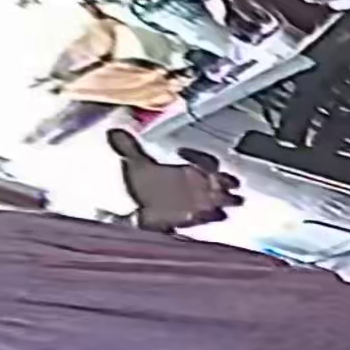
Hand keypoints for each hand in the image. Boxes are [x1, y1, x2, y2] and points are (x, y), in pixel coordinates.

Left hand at [110, 130, 243, 230]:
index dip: (198, 156)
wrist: (142, 211)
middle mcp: (210, 186)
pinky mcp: (206, 218)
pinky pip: (217, 215)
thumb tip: (115, 131)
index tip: (179, 152)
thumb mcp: (138, 166)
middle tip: (213, 178)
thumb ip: (130, 149)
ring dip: (226, 198)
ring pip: (234, 200)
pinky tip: (197, 212)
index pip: (209, 161)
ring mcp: (211, 203)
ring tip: (212, 199)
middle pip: (232, 181)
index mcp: (197, 171)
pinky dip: (210, 214)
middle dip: (226, 180)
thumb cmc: (149, 186)